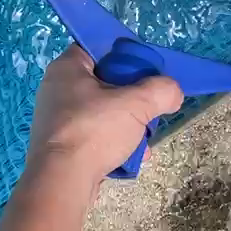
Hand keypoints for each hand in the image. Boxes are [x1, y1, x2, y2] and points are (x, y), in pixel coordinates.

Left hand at [25, 45, 182, 192]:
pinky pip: (94, 139)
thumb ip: (161, 91)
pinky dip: (112, 146)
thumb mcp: (137, 104)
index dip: (125, 57)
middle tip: (148, 111)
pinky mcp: (61, 148)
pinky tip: (130, 159)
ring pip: (102, 115)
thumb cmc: (94, 131)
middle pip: (104, 85)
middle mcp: (56, 90)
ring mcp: (57, 122)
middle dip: (132, 101)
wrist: (62, 182)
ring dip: (127, 128)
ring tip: (143, 142)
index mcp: (67, 68)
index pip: (98, 49)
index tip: (146, 74)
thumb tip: (174, 93)